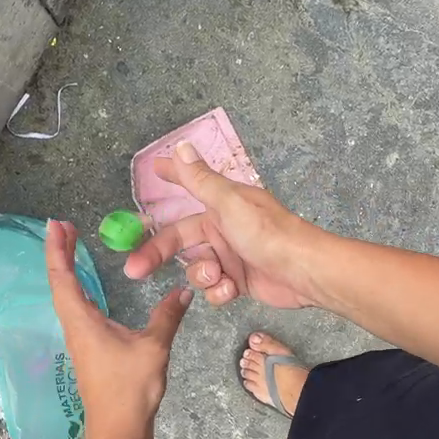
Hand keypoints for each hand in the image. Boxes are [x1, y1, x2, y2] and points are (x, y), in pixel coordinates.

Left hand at [46, 219, 191, 438]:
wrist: (119, 428)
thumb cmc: (130, 387)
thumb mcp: (154, 347)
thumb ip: (168, 316)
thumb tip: (184, 290)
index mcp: (83, 322)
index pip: (64, 279)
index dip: (57, 250)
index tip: (56, 225)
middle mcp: (75, 327)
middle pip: (61, 284)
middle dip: (60, 254)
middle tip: (64, 228)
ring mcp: (80, 339)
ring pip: (67, 296)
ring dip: (67, 270)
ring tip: (73, 248)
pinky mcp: (89, 348)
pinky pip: (76, 308)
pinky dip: (77, 288)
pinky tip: (87, 287)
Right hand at [123, 140, 327, 308]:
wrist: (303, 272)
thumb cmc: (268, 233)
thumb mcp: (230, 203)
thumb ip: (201, 180)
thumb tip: (181, 147)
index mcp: (222, 204)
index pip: (189, 187)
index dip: (171, 178)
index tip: (153, 168)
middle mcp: (224, 228)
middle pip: (180, 241)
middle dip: (158, 254)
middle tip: (134, 269)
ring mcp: (232, 256)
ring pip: (196, 269)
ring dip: (202, 276)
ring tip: (218, 276)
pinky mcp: (240, 282)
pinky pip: (215, 289)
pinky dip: (220, 292)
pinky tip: (232, 290)